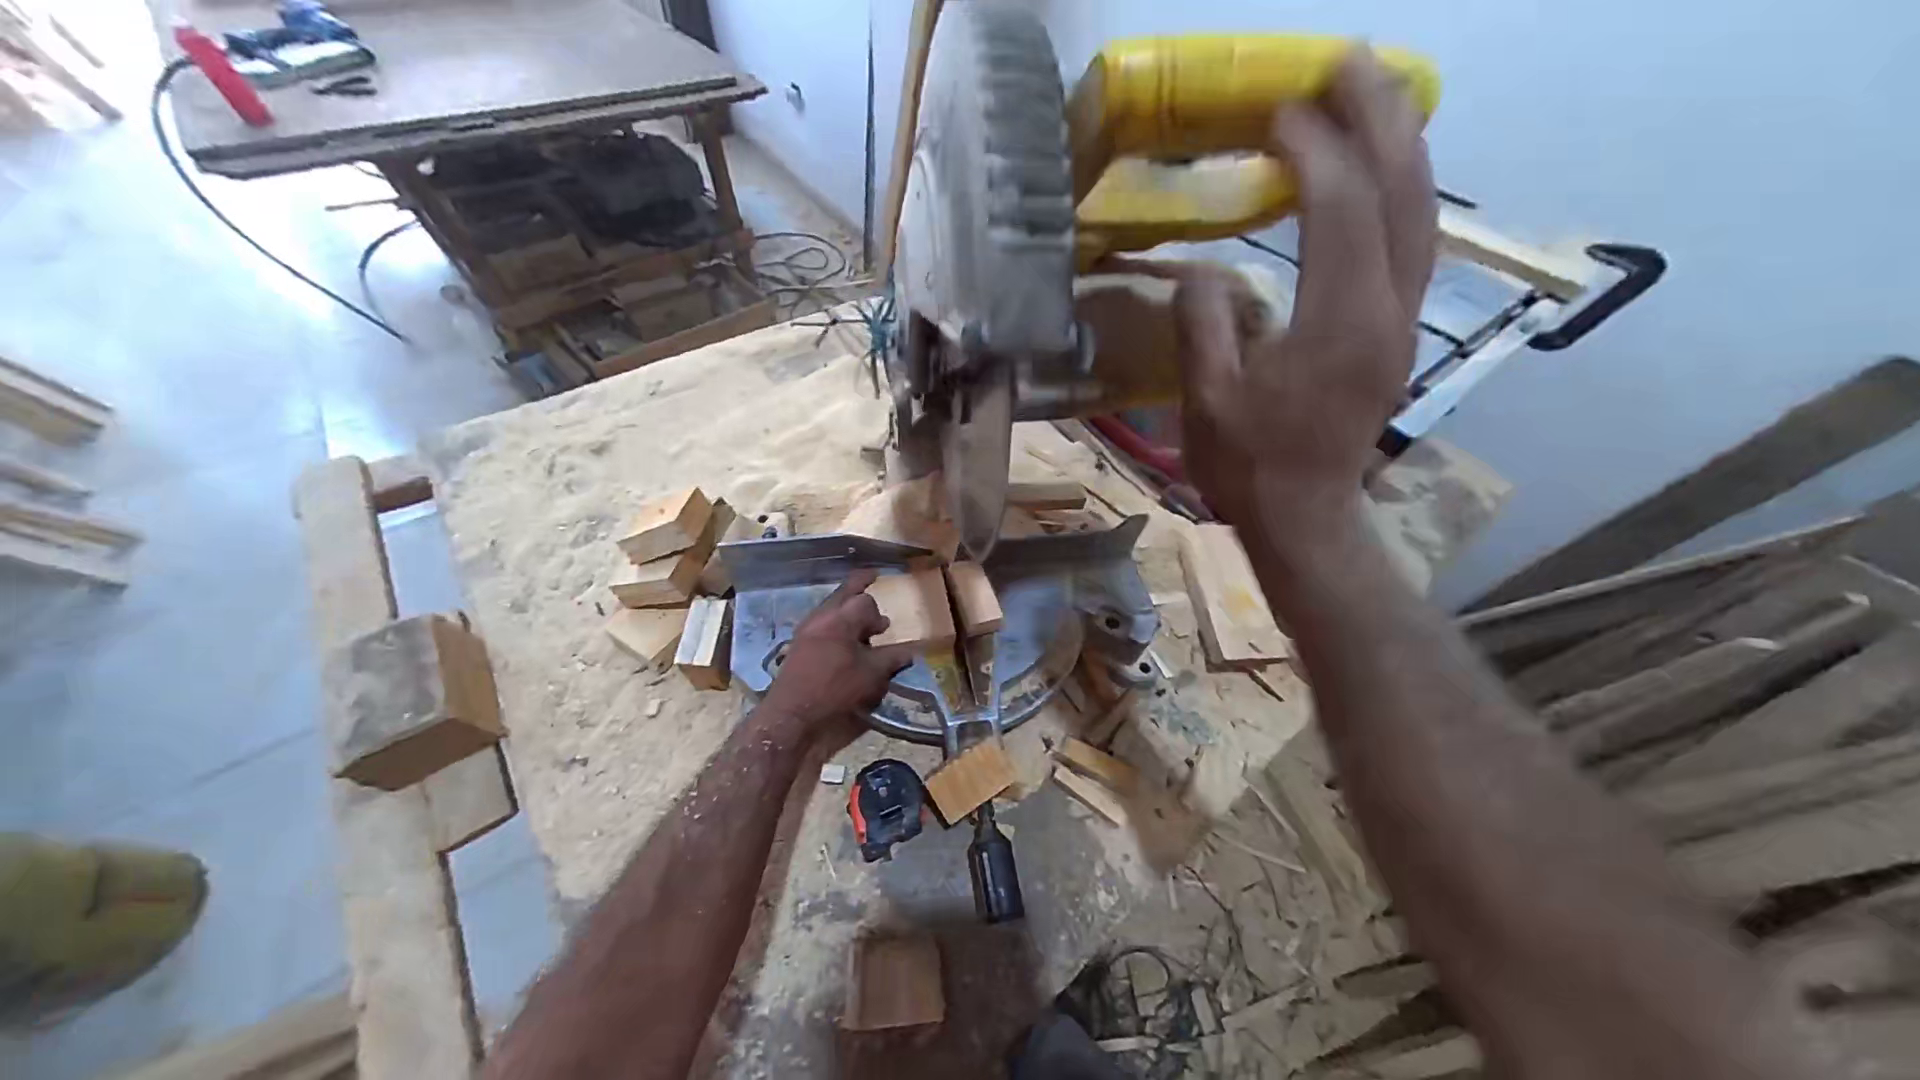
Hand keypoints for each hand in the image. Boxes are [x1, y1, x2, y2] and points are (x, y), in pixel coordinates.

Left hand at [759, 569, 914, 745]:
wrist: (792, 715)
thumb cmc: (835, 691)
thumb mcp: (872, 675)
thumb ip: (892, 658)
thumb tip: (910, 651)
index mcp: (840, 619)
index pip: (864, 601)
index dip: (878, 614)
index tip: (885, 628)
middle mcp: (821, 617)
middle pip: (843, 594)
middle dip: (860, 591)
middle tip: (872, 589)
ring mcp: (806, 630)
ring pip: (830, 608)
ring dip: (848, 612)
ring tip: (861, 630)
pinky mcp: (798, 645)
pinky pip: (821, 624)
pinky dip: (836, 625)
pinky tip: (843, 644)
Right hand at [1175, 47, 1435, 557]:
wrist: (1303, 515)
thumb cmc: (1249, 464)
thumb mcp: (1207, 399)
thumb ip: (1203, 325)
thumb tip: (1205, 269)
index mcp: (1337, 324)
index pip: (1339, 209)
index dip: (1314, 150)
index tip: (1280, 112)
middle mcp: (1387, 310)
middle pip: (1403, 191)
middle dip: (1379, 117)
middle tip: (1348, 62)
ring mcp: (1402, 320)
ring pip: (1422, 212)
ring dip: (1401, 145)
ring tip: (1372, 96)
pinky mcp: (1397, 332)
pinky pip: (1413, 243)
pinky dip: (1400, 191)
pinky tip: (1380, 171)